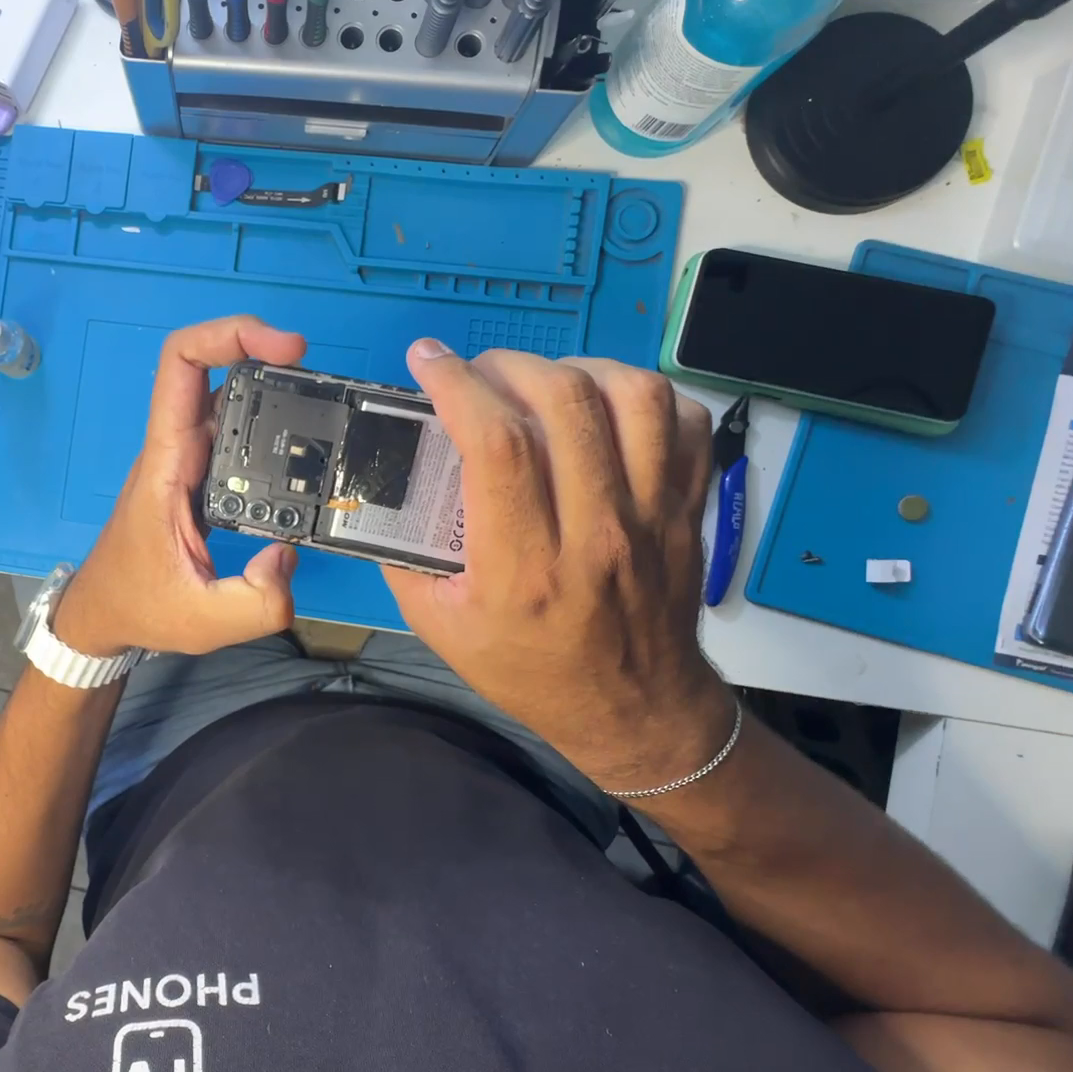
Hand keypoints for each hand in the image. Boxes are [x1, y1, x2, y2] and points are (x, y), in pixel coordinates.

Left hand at [53, 316, 305, 657]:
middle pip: (207, 370)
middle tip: (312, 371)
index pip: (181, 368)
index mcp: (167, 465)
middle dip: (257, 350)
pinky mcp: (198, 476)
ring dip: (264, 382)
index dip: (228, 335)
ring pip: (222, 398)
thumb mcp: (203, 621)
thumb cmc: (141, 608)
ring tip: (316, 394)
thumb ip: (257, 602)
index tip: (284, 348)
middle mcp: (176, 451)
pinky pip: (232, 430)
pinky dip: (265, 417)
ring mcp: (186, 460)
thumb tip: (288, 555)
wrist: (106, 611)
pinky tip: (300, 437)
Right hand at [382, 340, 733, 791]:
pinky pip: (680, 418)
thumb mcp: (438, 627)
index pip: (496, 443)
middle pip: (563, 402)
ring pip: (633, 395)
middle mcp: (595, 529)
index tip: (428, 362)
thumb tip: (385, 491)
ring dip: (574, 368)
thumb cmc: (527, 670)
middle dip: (506, 366)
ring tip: (538, 382)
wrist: (632, 710)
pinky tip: (598, 405)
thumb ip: (403, 557)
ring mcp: (653, 514)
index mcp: (524, 564)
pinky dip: (637, 392)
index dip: (457, 385)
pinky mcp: (687, 507)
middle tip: (475, 376)